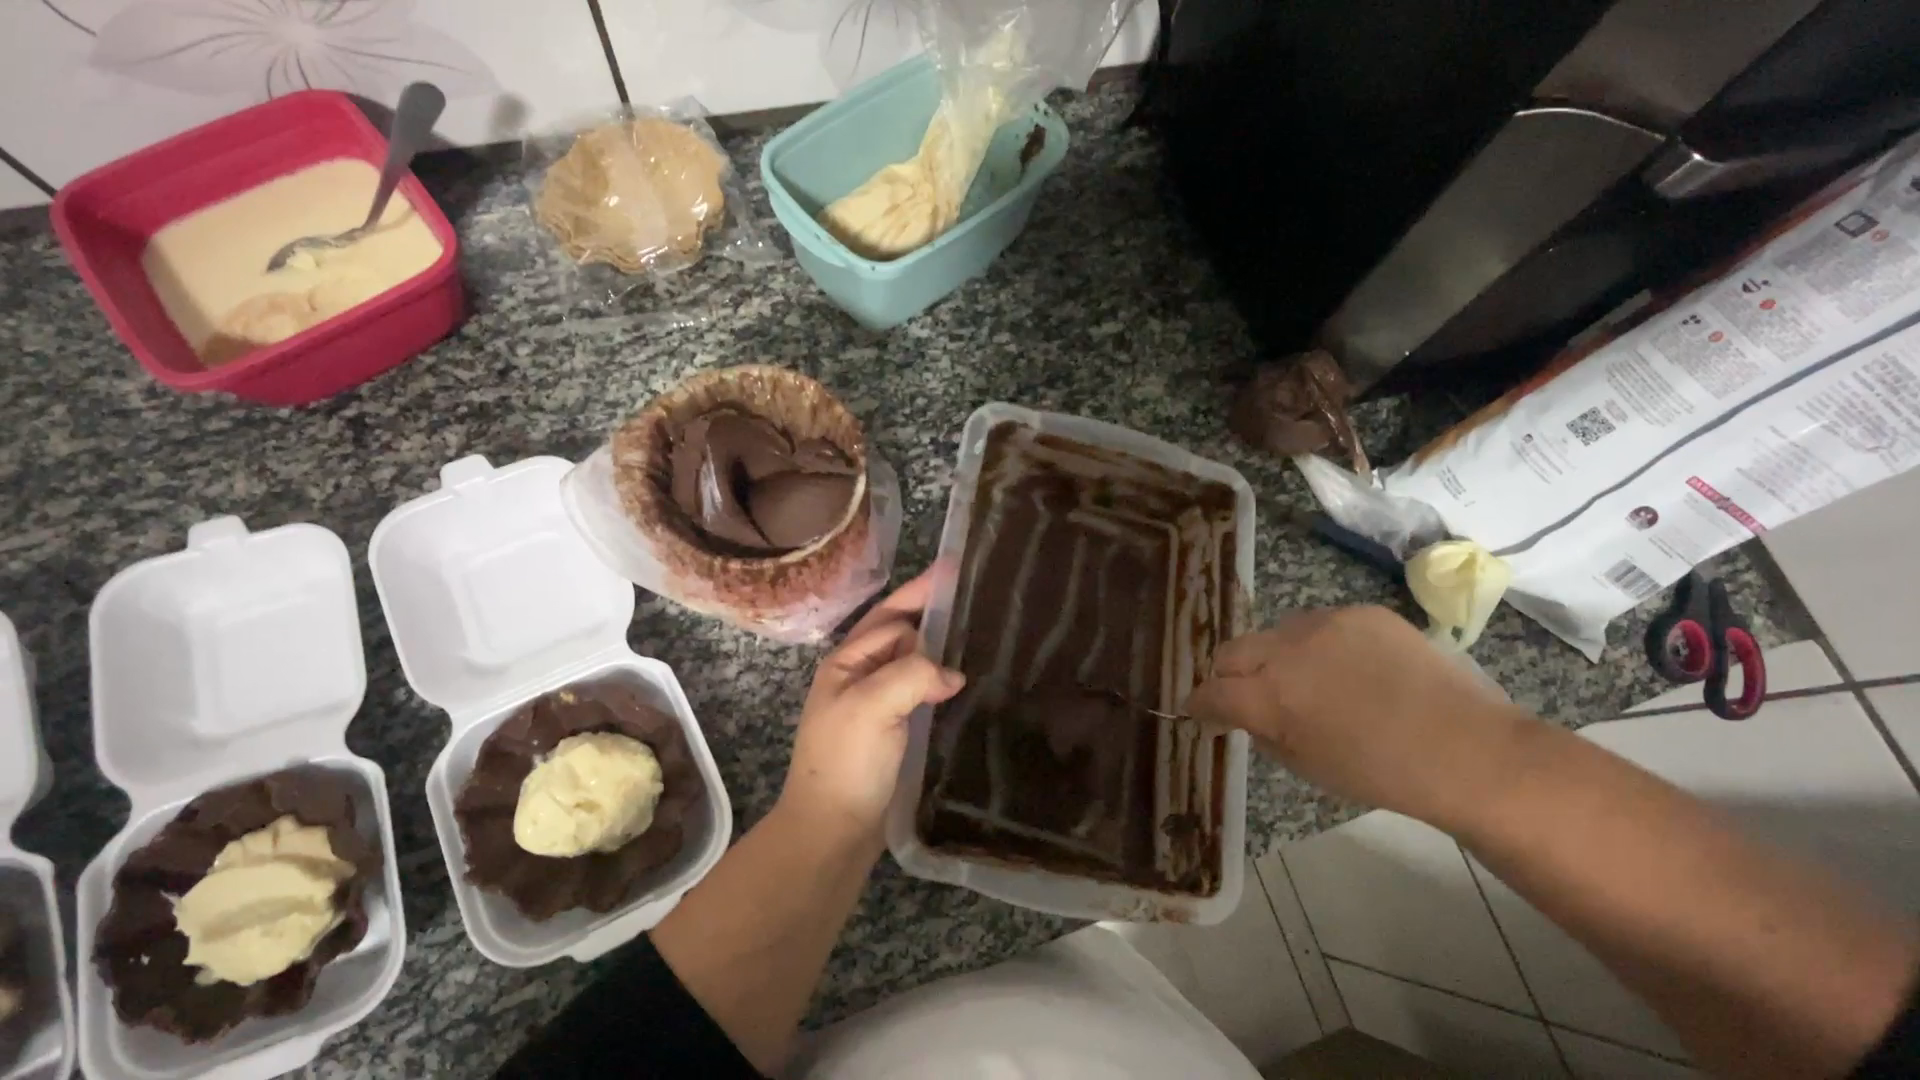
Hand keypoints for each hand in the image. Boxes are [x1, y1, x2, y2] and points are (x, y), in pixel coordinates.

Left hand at [779, 571, 965, 848]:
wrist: (832, 831)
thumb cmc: (846, 763)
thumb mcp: (872, 706)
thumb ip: (912, 674)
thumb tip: (953, 675)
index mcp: (847, 662)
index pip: (892, 617)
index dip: (924, 594)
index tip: (960, 569)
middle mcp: (861, 677)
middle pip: (905, 635)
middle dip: (937, 616)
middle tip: (984, 602)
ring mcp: (878, 706)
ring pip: (917, 664)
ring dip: (945, 650)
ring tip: (987, 637)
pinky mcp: (895, 732)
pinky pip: (924, 694)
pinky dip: (945, 683)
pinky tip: (972, 685)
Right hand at [1187, 606, 1528, 827]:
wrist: (1466, 750)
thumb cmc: (1379, 773)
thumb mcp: (1305, 765)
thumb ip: (1261, 731)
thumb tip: (1241, 711)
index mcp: (1270, 696)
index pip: (1210, 691)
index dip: (1199, 705)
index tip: (1202, 714)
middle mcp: (1287, 649)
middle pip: (1231, 651)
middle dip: (1230, 676)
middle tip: (1250, 698)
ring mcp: (1326, 623)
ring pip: (1274, 633)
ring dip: (1274, 656)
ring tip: (1306, 683)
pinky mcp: (1361, 612)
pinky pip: (1319, 624)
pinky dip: (1317, 645)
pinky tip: (1348, 670)